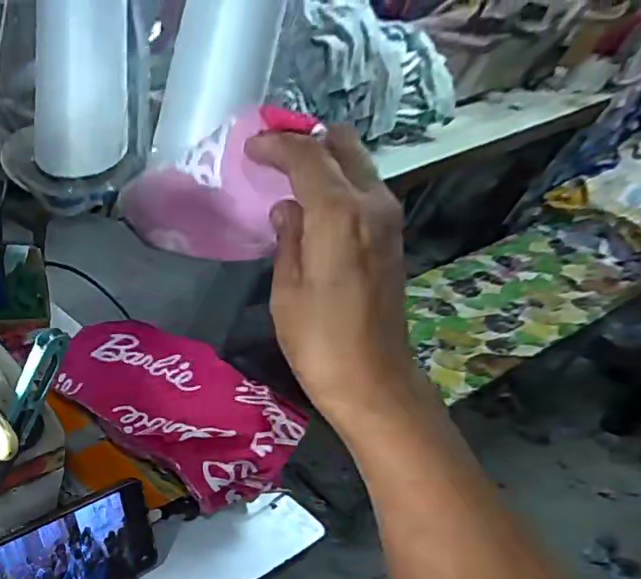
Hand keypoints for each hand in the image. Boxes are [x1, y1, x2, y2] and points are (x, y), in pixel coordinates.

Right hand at [247, 126, 432, 430]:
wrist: (369, 376)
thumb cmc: (316, 340)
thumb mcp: (287, 291)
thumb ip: (288, 240)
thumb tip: (287, 209)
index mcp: (340, 215)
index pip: (309, 158)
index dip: (278, 146)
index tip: (250, 146)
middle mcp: (372, 204)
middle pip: (343, 148)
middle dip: (308, 141)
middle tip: (273, 150)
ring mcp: (387, 219)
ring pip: (357, 166)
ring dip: (324, 162)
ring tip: (288, 172)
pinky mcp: (390, 237)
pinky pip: (362, 191)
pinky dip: (337, 183)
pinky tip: (312, 201)